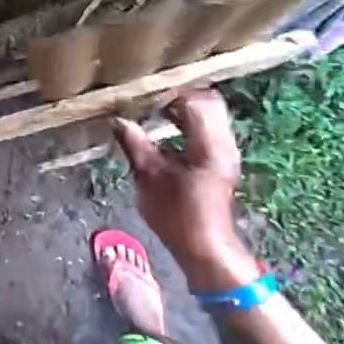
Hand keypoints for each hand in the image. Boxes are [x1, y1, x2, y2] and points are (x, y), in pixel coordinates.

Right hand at [111, 88, 260, 289]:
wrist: (205, 249)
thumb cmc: (177, 216)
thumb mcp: (149, 178)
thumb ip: (135, 144)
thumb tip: (117, 120)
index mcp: (209, 146)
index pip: (196, 102)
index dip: (169, 94)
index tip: (142, 96)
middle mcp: (224, 145)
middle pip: (208, 102)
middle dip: (178, 97)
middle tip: (148, 100)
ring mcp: (225, 153)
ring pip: (210, 114)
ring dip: (183, 109)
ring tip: (153, 112)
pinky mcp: (220, 162)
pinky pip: (207, 128)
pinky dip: (188, 122)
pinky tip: (164, 130)